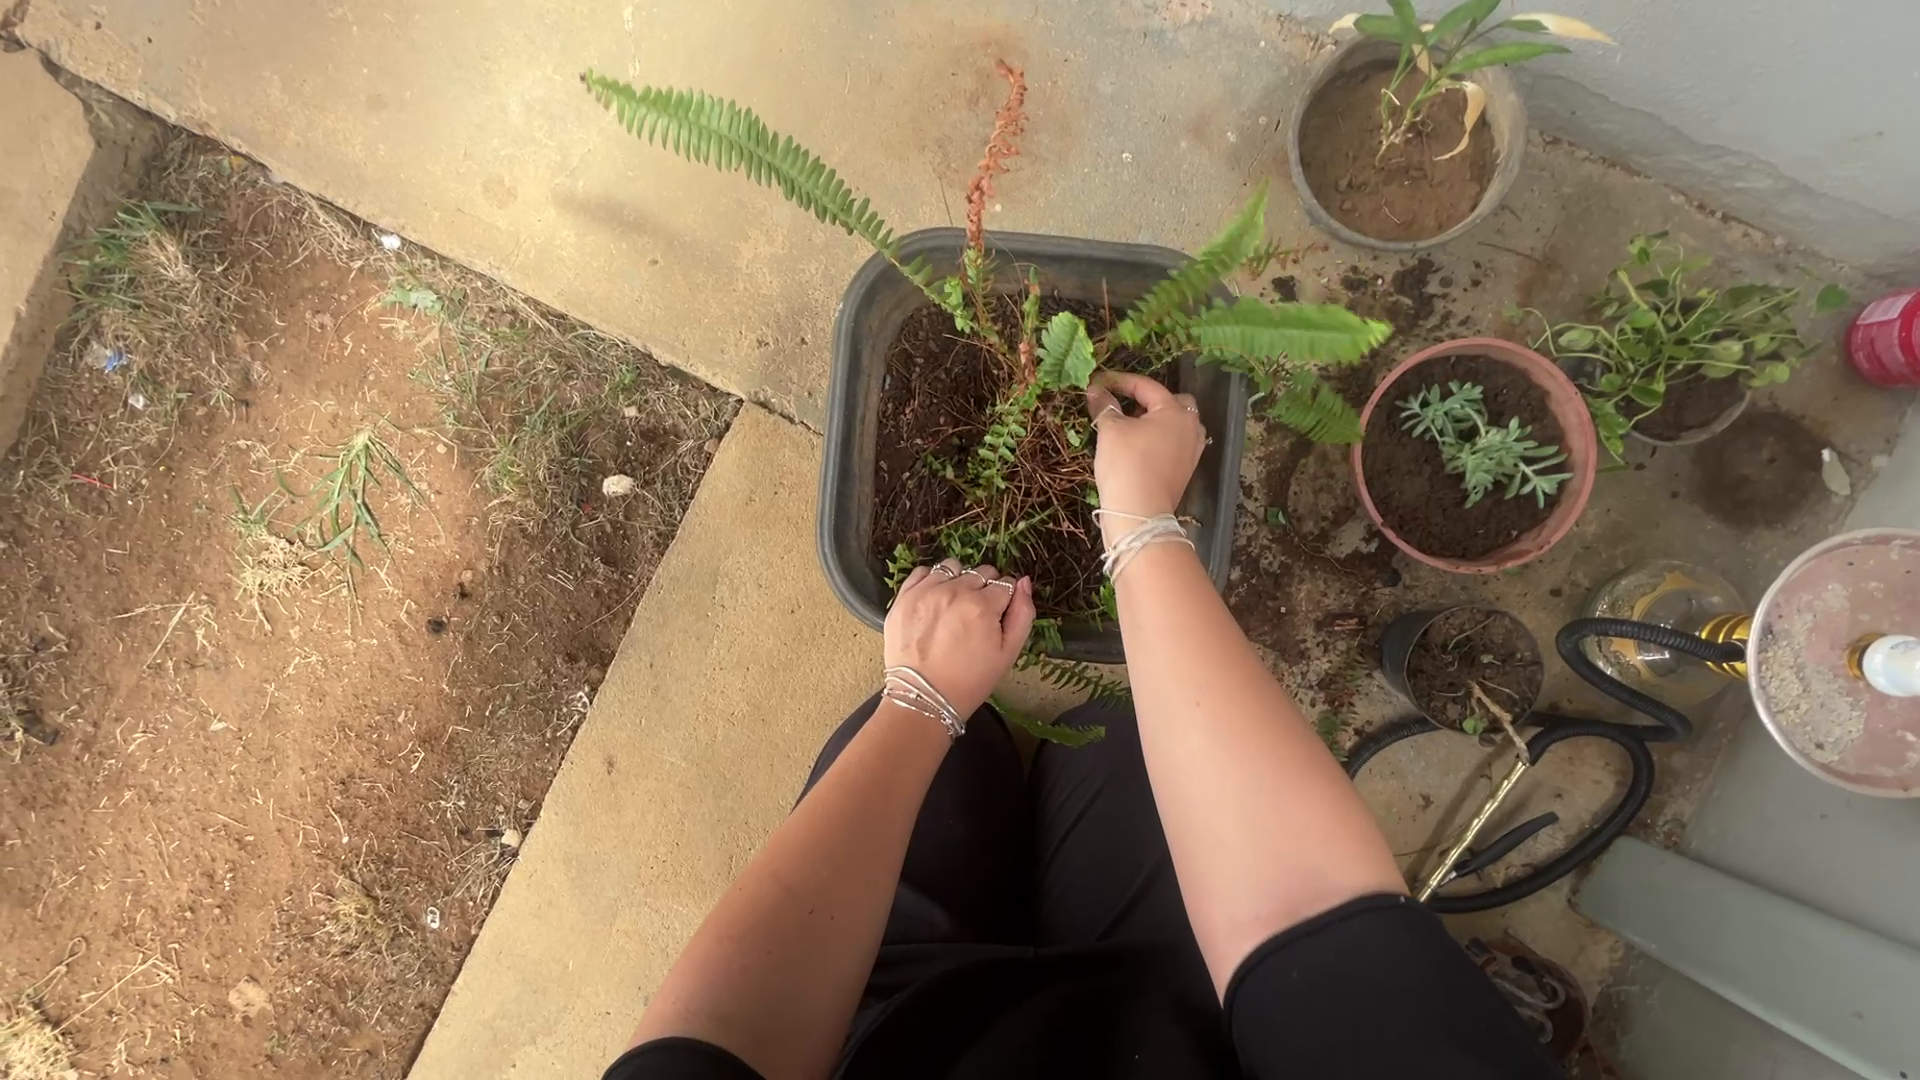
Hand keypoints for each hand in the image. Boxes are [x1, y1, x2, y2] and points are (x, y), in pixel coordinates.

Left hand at [884, 560, 1035, 719]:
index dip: (1005, 599)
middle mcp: (954, 592)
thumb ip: (1023, 614)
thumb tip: (1023, 582)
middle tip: (976, 615)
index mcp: (982, 606)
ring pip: (953, 567)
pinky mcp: (904, 597)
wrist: (923, 697)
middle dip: (984, 589)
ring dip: (959, 580)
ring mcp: (926, 592)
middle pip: (981, 572)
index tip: (997, 614)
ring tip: (955, 605)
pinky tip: (935, 600)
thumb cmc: (970, 681)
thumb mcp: (1008, 654)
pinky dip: (932, 580)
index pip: (1005, 583)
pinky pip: (923, 572)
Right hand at [1086, 372, 1205, 543]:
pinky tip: (1140, 449)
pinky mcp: (1185, 471)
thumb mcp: (1110, 430)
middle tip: (1124, 406)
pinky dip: (1159, 441)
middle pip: (1173, 403)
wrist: (1140, 512)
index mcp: (1175, 411)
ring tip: (1131, 428)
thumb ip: (1105, 406)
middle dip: (1148, 400)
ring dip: (1156, 422)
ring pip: (1176, 426)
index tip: (1100, 383)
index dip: (1121, 382)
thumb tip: (1096, 390)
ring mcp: (1192, 451)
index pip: (1148, 387)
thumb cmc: (1126, 464)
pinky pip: (1174, 445)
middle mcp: (1191, 427)